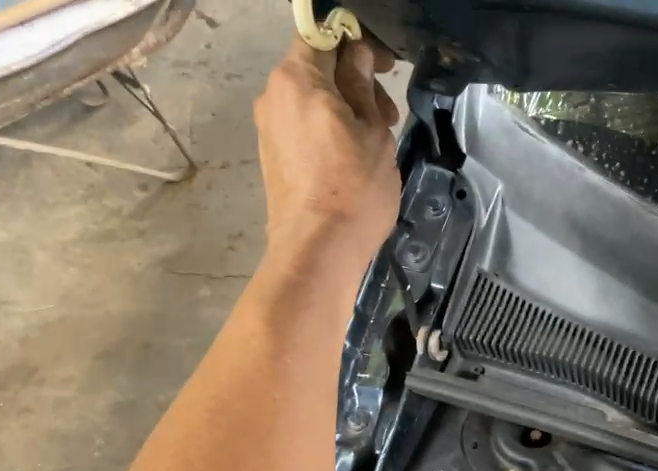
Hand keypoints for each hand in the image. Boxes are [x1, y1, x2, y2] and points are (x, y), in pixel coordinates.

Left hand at [253, 37, 402, 265]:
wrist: (318, 247)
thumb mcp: (373, 134)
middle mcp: (274, 93)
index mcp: (298, 78)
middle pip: (315, 68)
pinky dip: (328, 129)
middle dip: (353, 81)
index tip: (385, 67)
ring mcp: (269, 125)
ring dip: (343, 108)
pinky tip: (351, 159)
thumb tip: (357, 56)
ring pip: (310, 99)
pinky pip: (302, 125)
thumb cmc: (354, 189)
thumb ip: (362, 88)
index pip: (322, 35)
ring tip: (373, 142)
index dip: (356, 43)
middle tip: (388, 115)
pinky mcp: (272, 153)